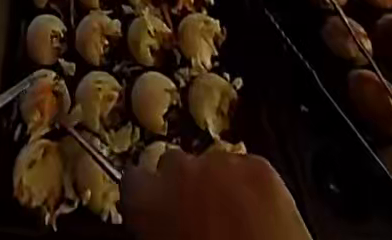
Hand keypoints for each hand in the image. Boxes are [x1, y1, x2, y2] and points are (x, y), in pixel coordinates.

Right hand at [124, 148, 311, 239]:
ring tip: (230, 219)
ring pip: (212, 164)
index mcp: (151, 200)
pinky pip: (245, 169)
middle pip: (173, 164)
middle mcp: (184, 169)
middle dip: (180, 185)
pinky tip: (256, 216)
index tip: (151, 210)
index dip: (142, 195)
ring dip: (215, 184)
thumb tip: (161, 227)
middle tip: (194, 219)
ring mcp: (224, 160)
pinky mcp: (259, 163)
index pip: (132, 181)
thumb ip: (156, 231)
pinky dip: (247, 187)